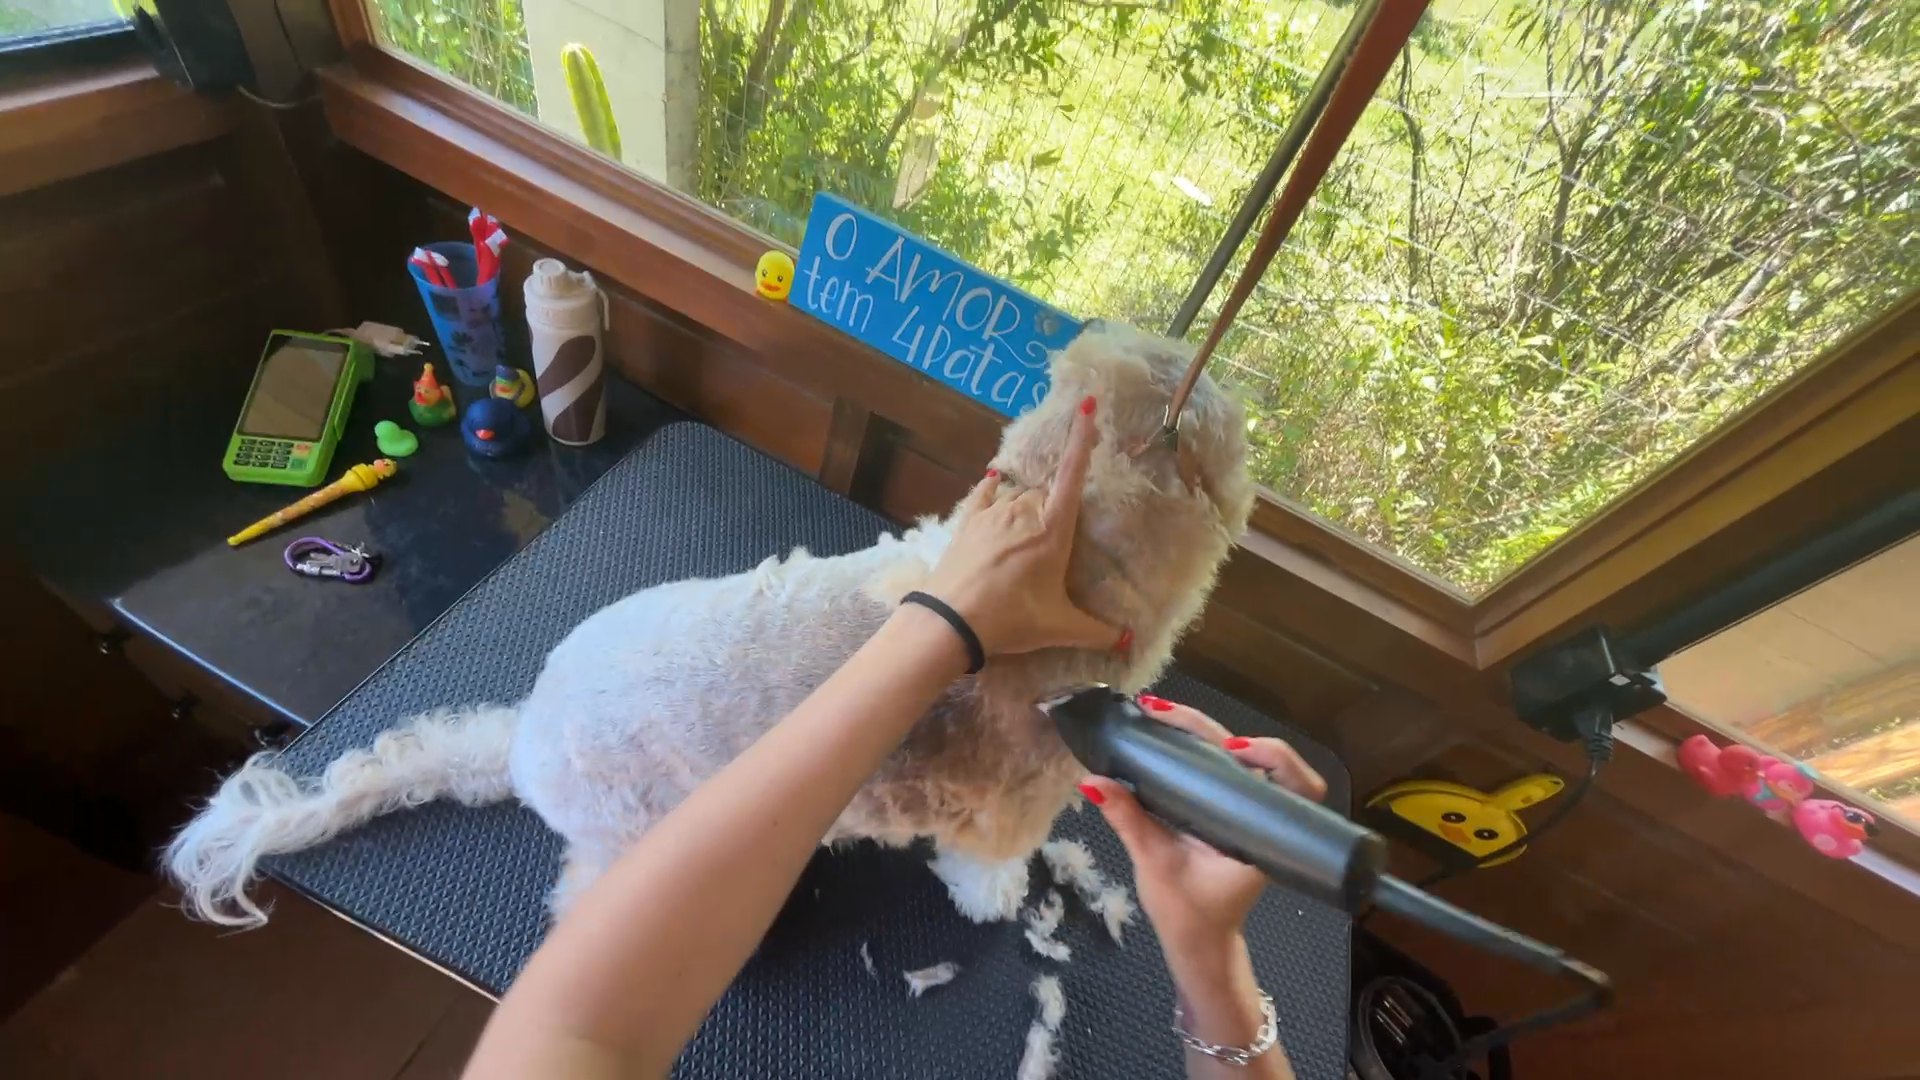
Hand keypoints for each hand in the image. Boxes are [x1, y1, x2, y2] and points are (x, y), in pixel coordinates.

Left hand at [920, 395, 1123, 655]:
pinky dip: (992, 489)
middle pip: (1046, 494)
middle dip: (1053, 509)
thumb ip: (1096, 631)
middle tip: (1050, 545)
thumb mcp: (1058, 627)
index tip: (1088, 404)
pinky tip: (994, 482)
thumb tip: (1128, 643)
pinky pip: (984, 494)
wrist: (951, 620)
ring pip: (1017, 497)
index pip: (1073, 474)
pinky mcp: (967, 521)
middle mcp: (1023, 510)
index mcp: (1053, 528)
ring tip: (1020, 548)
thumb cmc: (1012, 619)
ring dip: (1024, 510)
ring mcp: (992, 513)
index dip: (1083, 438)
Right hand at [1078, 697, 1326, 973]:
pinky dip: (1191, 743)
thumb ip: (1129, 821)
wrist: (1196, 941)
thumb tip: (1092, 781)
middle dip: (1206, 726)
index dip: (1273, 756)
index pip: (1293, 785)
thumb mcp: (1156, 865)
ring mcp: (1238, 807)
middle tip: (1160, 711)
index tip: (1233, 748)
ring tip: (1157, 712)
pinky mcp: (1218, 805)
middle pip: (1249, 754)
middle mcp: (1256, 814)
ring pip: (1229, 753)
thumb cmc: (1188, 913)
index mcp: (1261, 835)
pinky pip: (1213, 765)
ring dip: (1197, 728)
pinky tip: (1162, 729)